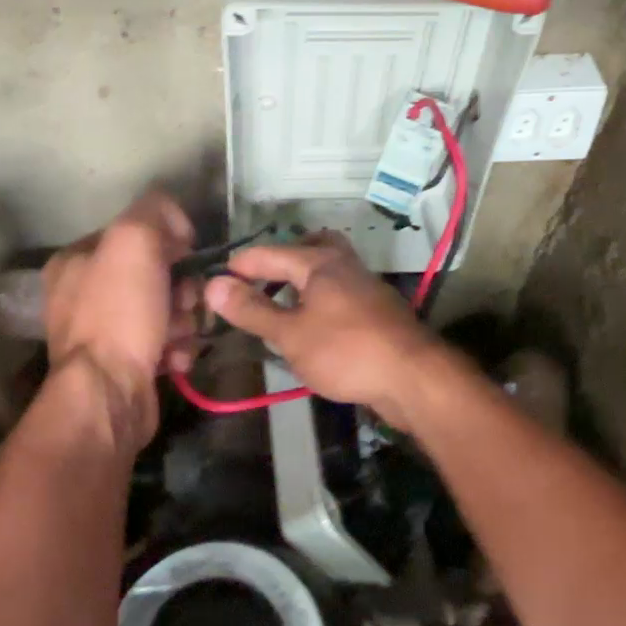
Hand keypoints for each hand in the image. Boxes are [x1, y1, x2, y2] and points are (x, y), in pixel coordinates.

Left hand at [43, 193, 197, 447]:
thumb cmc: (119, 314)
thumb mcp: (135, 241)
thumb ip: (154, 212)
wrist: (109, 395)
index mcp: (77, 259)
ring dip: (183, 321)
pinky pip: (164, 344)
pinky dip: (176, 349)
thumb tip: (176, 226)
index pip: (136, 232)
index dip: (169, 241)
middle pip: (156, 274)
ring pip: (165, 310)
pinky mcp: (124, 365)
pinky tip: (175, 359)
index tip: (186, 258)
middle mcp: (83, 294)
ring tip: (178, 337)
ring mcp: (103, 332)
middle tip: (183, 303)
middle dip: (181, 288)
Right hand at [202, 233, 441, 424]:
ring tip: (282, 306)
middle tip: (260, 280)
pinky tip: (314, 328)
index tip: (216, 278)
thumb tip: (213, 283)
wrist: (413, 377)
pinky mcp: (379, 314)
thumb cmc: (346, 351)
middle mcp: (346, 267)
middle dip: (283, 260)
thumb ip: (252, 309)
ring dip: (304, 283)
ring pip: (330, 273)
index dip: (241, 265)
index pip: (270, 253)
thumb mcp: (290, 334)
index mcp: (320, 264)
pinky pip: (343, 295)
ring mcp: (367, 289)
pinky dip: (322, 302)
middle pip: (312, 248)